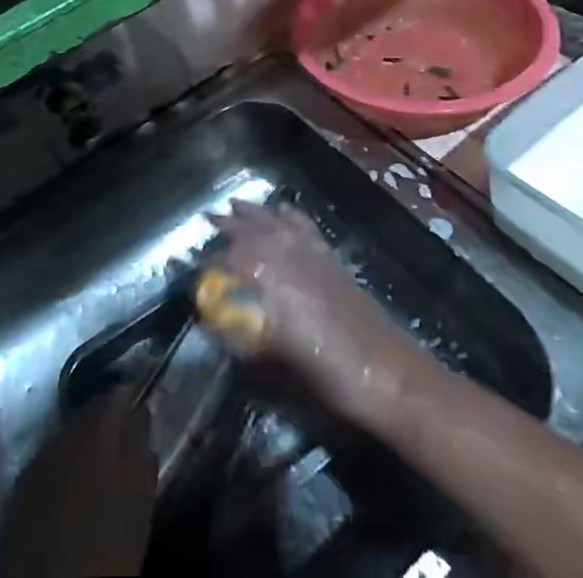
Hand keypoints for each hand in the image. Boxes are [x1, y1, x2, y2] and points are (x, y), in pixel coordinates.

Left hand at [2, 386, 155, 577]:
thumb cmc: (110, 546)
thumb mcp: (140, 496)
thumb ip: (140, 445)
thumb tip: (142, 411)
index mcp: (95, 435)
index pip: (115, 394)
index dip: (131, 393)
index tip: (143, 398)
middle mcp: (60, 438)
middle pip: (87, 411)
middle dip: (107, 415)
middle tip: (126, 430)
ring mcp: (35, 463)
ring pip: (66, 434)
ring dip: (83, 438)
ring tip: (101, 459)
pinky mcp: (18, 490)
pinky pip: (47, 459)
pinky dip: (63, 461)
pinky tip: (74, 482)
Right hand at [203, 200, 423, 423]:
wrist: (389, 374)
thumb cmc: (328, 376)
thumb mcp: (273, 366)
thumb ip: (242, 338)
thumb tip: (217, 321)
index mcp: (270, 281)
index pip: (229, 261)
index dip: (208, 263)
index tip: (192, 265)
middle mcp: (289, 257)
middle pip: (253, 231)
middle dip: (229, 225)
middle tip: (207, 220)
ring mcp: (313, 255)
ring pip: (277, 223)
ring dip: (255, 214)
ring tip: (236, 205)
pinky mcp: (332, 260)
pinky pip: (304, 227)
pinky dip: (290, 216)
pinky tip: (283, 211)